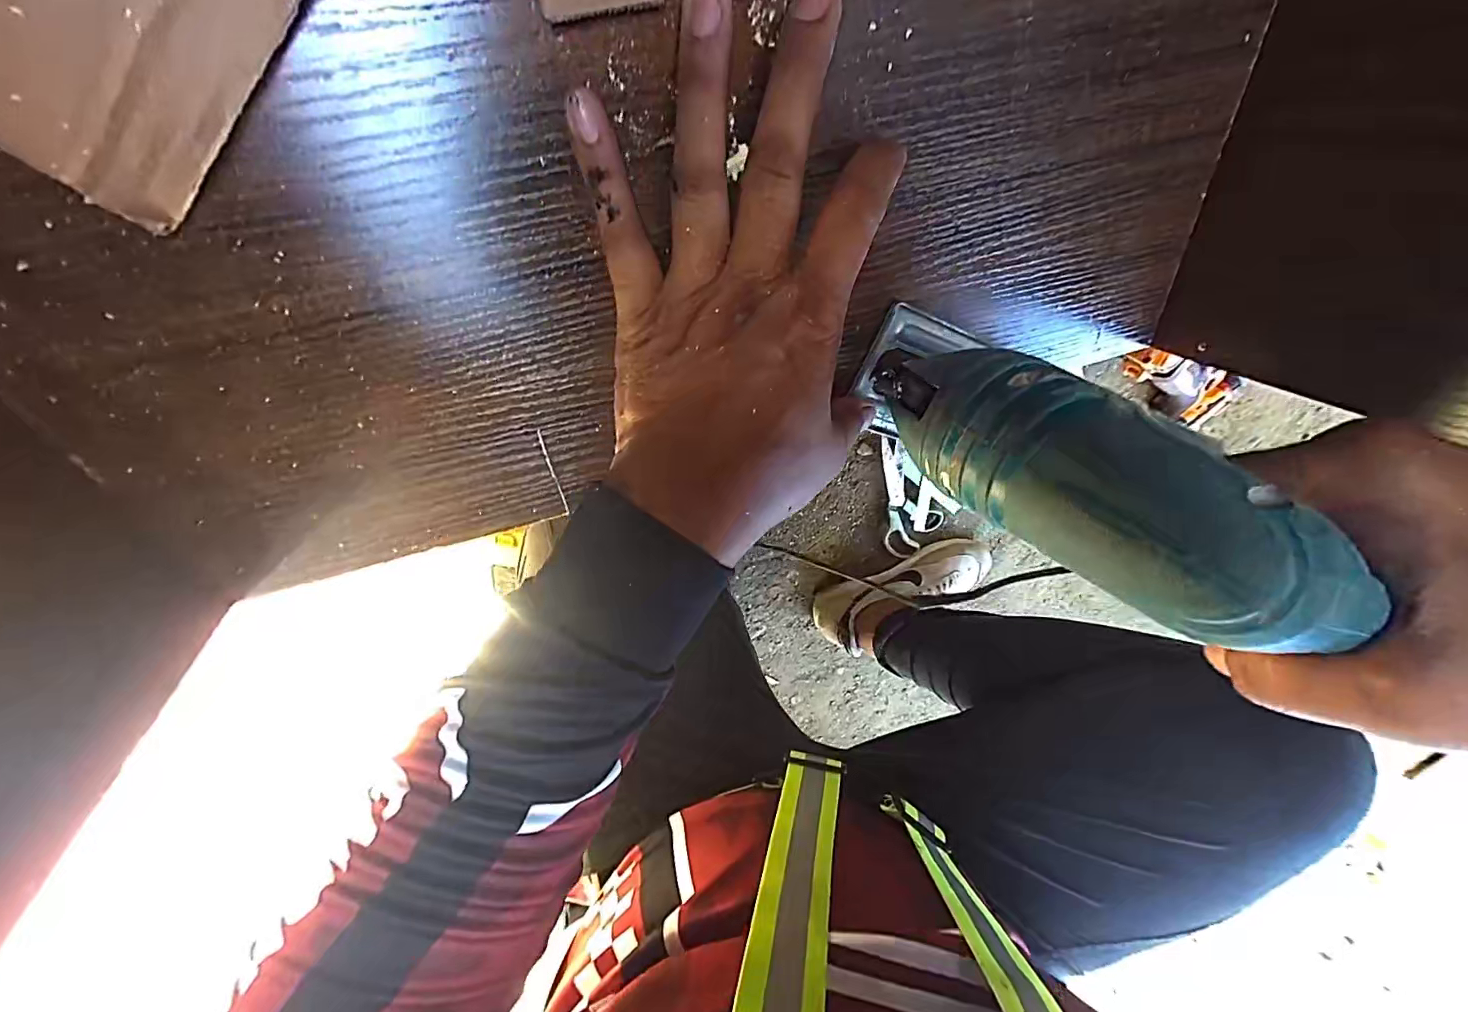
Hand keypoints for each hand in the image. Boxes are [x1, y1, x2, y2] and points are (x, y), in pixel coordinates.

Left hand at [564, 0, 902, 566]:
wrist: (689, 504)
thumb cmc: (763, 478)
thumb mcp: (825, 447)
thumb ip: (845, 411)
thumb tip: (859, 401)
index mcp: (807, 317)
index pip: (851, 223)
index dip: (873, 177)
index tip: (885, 146)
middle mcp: (752, 283)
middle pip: (778, 164)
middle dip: (797, 73)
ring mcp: (692, 288)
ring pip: (700, 173)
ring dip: (701, 84)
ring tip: (704, 3)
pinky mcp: (641, 308)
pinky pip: (619, 230)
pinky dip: (600, 169)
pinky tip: (581, 100)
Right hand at [1207, 421, 1467, 761]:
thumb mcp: (1410, 701)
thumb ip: (1286, 680)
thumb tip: (1222, 653)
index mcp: (1359, 471)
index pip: (1212, 487)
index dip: (1175, 537)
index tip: (1157, 588)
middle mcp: (1368, 454)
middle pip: (1242, 506)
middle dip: (1226, 571)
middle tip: (1220, 631)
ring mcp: (1397, 472)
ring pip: (1281, 524)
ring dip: (1269, 579)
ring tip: (1270, 636)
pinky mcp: (1420, 496)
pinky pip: (1322, 533)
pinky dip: (1307, 576)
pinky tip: (1324, 623)